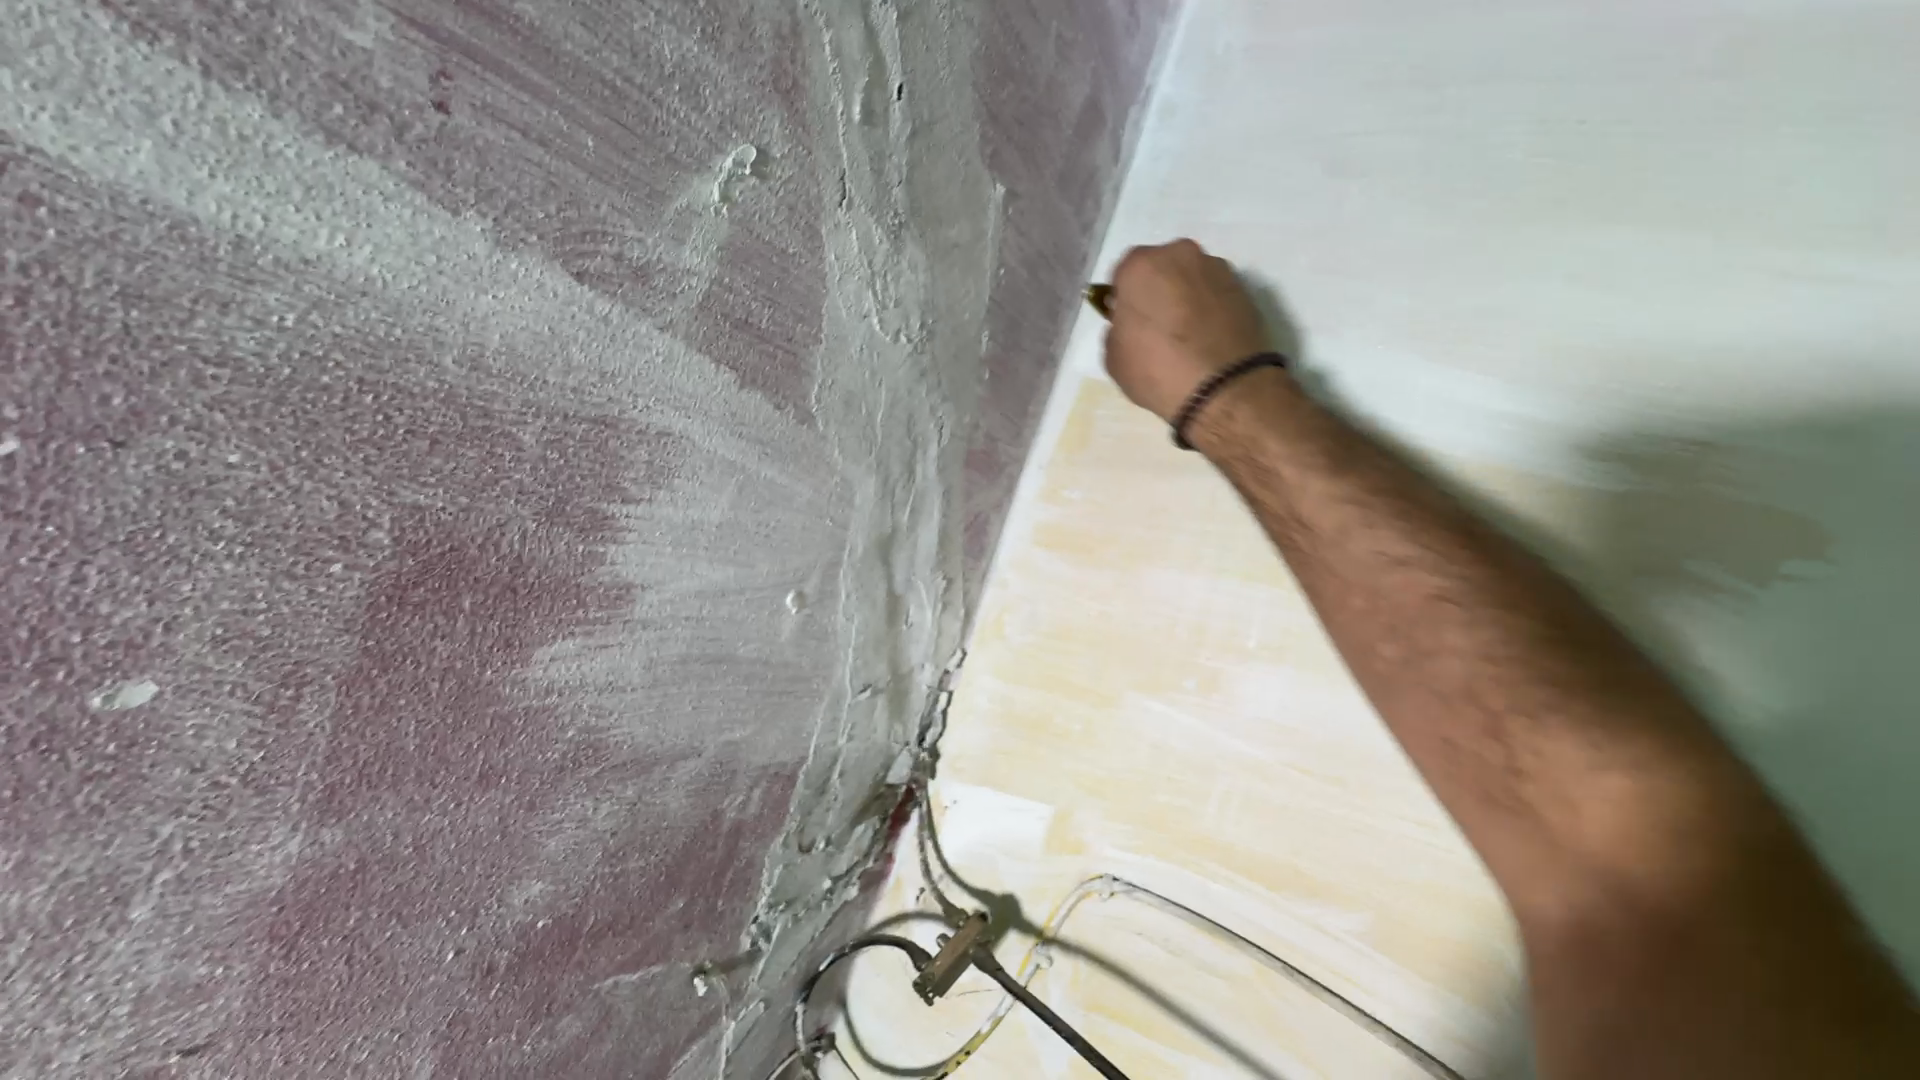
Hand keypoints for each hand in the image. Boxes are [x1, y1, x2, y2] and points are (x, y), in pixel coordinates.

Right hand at [1102, 239, 1273, 421]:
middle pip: (1162, 268)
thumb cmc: (1156, 369)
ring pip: (1191, 278)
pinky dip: (1211, 309)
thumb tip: (1132, 324)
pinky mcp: (1244, 287)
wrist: (1223, 387)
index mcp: (1141, 265)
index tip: (1128, 321)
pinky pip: (1216, 294)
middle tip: (1158, 326)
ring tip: (1188, 335)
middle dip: (1158, 290)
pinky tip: (1209, 338)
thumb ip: (1118, 329)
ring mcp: (1216, 268)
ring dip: (1186, 297)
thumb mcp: (1113, 357)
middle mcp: (1180, 255)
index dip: (1124, 298)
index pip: (1124, 273)